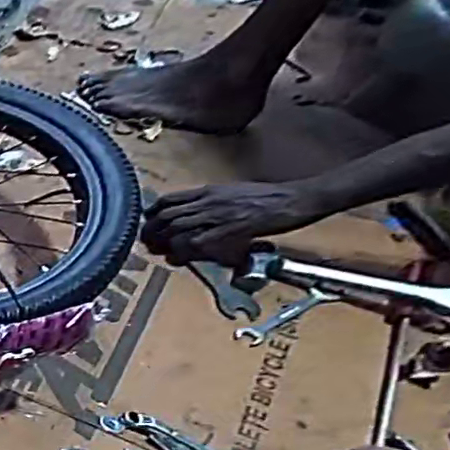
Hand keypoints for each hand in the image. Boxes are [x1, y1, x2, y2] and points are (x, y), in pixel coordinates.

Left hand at [141, 181, 333, 265]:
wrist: (301, 198)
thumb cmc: (269, 197)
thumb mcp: (232, 191)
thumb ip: (208, 200)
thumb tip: (188, 212)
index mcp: (209, 192)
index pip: (167, 199)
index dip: (151, 213)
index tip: (148, 223)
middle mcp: (208, 202)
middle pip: (164, 217)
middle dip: (151, 232)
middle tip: (150, 244)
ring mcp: (218, 215)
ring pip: (175, 229)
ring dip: (163, 244)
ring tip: (162, 252)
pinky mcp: (229, 229)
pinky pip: (195, 242)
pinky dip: (183, 251)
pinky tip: (181, 257)